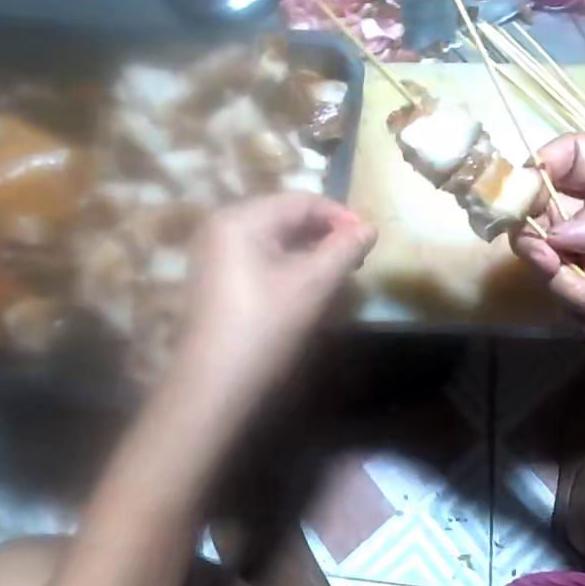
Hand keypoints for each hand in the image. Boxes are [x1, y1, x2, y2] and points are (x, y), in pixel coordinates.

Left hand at [172, 193, 375, 400]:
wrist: (215, 385)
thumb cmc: (266, 327)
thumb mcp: (313, 285)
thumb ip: (344, 250)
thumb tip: (370, 227)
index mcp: (241, 219)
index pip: (301, 201)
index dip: (340, 215)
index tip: (369, 238)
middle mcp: (222, 226)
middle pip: (285, 215)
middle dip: (325, 232)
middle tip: (356, 256)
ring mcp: (214, 252)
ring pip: (274, 237)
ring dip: (309, 248)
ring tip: (338, 270)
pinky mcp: (216, 277)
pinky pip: (259, 255)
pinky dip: (288, 262)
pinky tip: (308, 283)